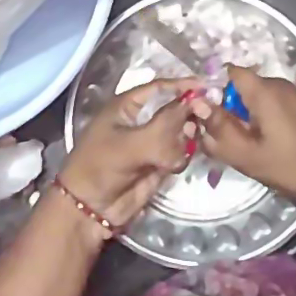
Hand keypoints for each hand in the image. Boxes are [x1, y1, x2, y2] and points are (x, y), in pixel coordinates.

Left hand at [59, 77, 199, 230]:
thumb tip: (193, 105)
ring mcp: (151, 143)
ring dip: (185, 137)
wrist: (89, 210)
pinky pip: (179, 153)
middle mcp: (141, 121)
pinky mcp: (158, 164)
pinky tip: (173, 165)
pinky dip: (180, 157)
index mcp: (127, 106)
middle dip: (188, 112)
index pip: (160, 87)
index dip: (182, 85)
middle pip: (174, 108)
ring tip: (183, 146)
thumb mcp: (132, 142)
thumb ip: (164, 124)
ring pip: (180, 132)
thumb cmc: (101, 166)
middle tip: (203, 118)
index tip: (206, 86)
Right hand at [196, 65, 295, 203]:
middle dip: (223, 104)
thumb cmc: (289, 165)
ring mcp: (289, 93)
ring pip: (253, 95)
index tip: (200, 109)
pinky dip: (255, 115)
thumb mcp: (247, 153)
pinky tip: (254, 140)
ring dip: (239, 112)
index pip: (228, 72)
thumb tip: (196, 104)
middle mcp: (277, 84)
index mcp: (264, 90)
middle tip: (213, 132)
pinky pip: (267, 102)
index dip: (210, 86)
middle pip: (240, 84)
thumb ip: (219, 128)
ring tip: (233, 139)